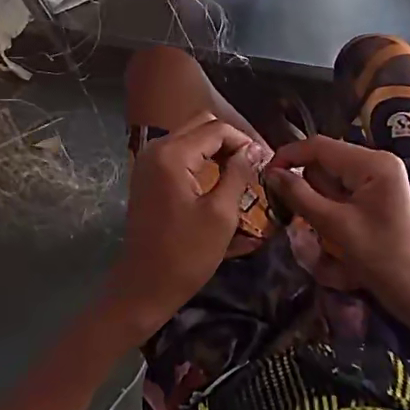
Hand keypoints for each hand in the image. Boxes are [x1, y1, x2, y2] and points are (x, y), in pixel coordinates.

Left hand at [106, 112, 268, 339]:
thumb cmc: (186, 254)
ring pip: (189, 136)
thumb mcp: (221, 214)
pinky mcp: (147, 175)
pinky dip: (199, 157)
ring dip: (215, 147)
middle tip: (253, 163)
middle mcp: (156, 149)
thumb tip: (252, 149)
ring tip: (240, 170)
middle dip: (229, 140)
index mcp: (172, 155)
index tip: (265, 161)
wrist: (144, 285)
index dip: (244, 141)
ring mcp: (147, 161)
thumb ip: (238, 174)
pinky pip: (178, 152)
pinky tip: (217, 177)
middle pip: (200, 125)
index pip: (216, 129)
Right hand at [265, 137, 409, 322]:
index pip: (320, 146)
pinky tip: (337, 225)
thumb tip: (270, 173)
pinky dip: (331, 204)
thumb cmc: (379, 257)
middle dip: (309, 185)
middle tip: (304, 214)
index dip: (289, 157)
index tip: (265, 176)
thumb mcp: (334, 225)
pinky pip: (341, 187)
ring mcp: (380, 176)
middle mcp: (378, 160)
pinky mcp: (378, 191)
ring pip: (330, 175)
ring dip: (320, 198)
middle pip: (324, 160)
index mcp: (373, 162)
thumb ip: (299, 195)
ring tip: (329, 227)